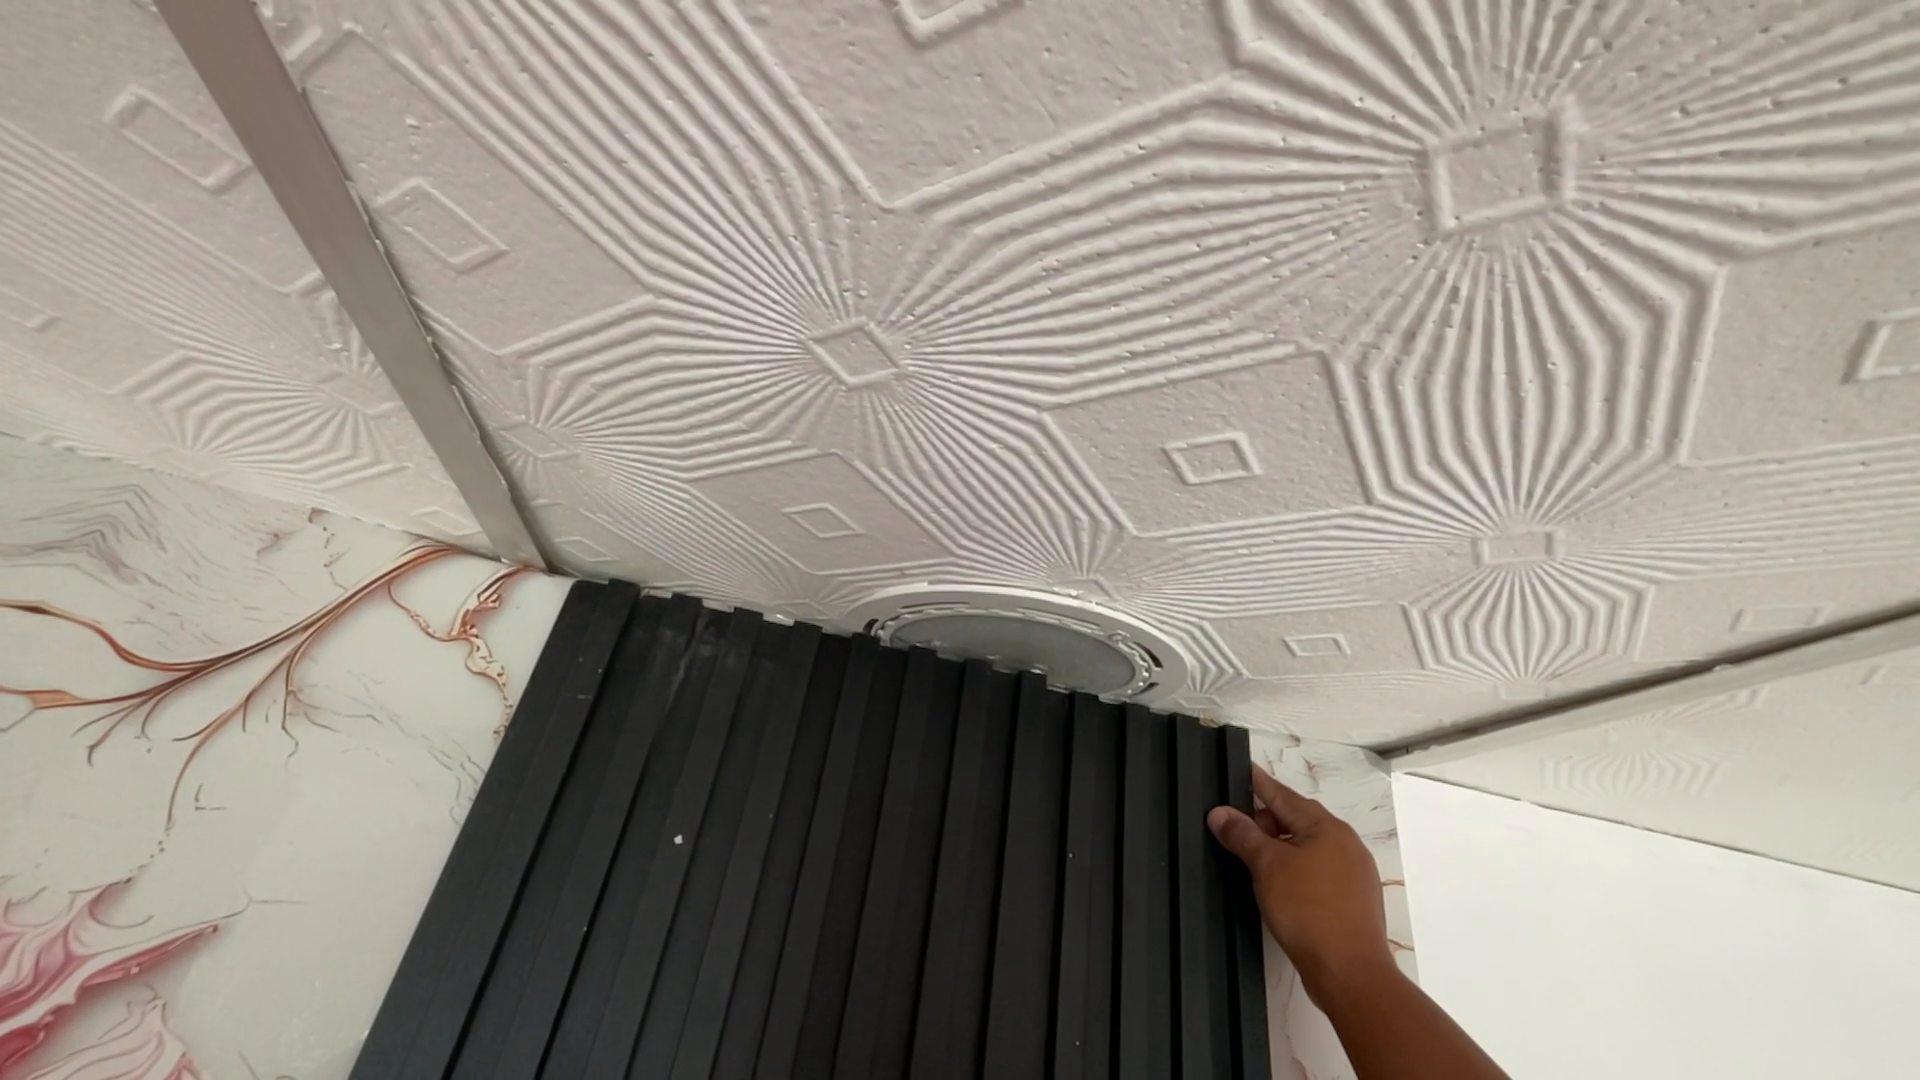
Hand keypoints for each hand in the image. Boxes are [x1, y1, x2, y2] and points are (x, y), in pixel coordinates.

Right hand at [1208, 765, 1393, 997]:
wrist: (1351, 973)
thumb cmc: (1307, 910)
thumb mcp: (1267, 866)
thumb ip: (1242, 835)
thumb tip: (1219, 813)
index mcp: (1327, 827)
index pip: (1283, 795)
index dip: (1258, 783)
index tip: (1242, 768)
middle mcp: (1346, 843)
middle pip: (1297, 819)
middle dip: (1265, 821)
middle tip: (1234, 831)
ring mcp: (1354, 873)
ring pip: (1308, 846)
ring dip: (1280, 847)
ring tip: (1252, 858)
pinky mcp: (1354, 900)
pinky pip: (1318, 870)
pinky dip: (1295, 868)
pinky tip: (1278, 884)